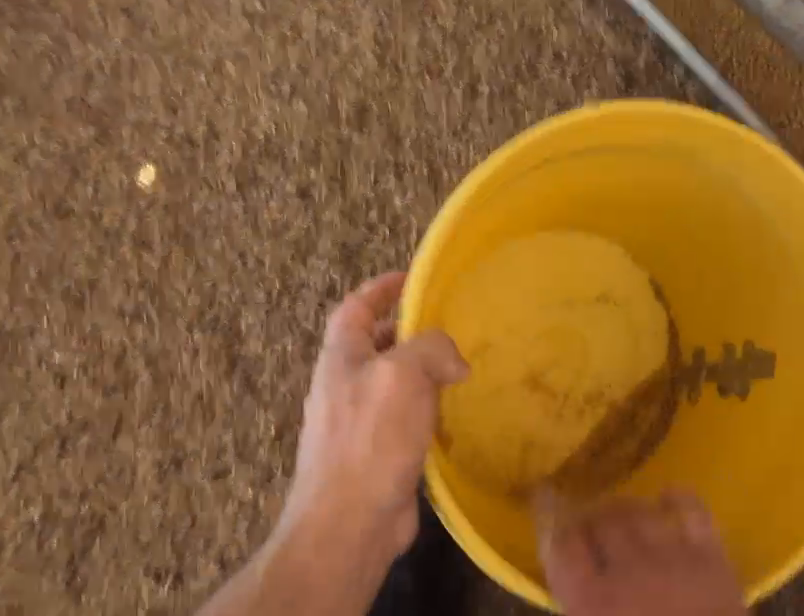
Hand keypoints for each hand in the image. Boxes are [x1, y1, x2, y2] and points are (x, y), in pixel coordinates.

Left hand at [280, 271, 468, 556]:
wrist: (348, 525)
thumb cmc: (370, 438)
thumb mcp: (404, 373)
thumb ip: (432, 348)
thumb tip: (453, 362)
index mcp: (341, 358)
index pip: (354, 308)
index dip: (381, 287)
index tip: (412, 277)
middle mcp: (345, 386)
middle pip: (376, 344)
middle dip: (411, 331)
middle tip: (452, 325)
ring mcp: (358, 424)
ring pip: (395, 382)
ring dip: (425, 372)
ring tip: (463, 368)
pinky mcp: (377, 455)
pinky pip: (406, 418)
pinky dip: (430, 409)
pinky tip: (455, 415)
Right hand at [538, 491, 749, 615]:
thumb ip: (579, 607)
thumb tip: (576, 595)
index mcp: (591, 602)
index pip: (563, 544)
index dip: (552, 520)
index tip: (548, 504)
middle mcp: (627, 568)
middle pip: (602, 520)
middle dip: (593, 517)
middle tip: (592, 523)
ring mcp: (671, 556)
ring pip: (641, 511)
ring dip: (628, 509)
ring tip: (624, 515)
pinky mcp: (710, 555)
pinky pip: (691, 510)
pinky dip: (677, 499)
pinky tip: (667, 499)